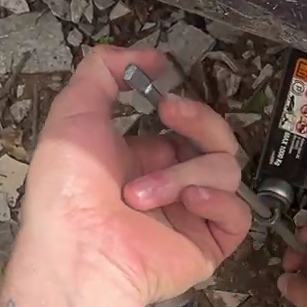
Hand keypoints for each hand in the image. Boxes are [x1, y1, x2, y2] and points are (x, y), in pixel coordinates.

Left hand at [17, 46, 252, 303]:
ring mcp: (192, 218)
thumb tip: (151, 56)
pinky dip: (218, 201)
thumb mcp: (73, 112)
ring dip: (185, 173)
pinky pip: (238, 214)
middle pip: (217, 143)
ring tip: (142, 195)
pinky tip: (189, 203)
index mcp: (141, 161)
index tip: (164, 99)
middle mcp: (170, 188)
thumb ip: (104, 70)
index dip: (185, 111)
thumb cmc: (67, 190)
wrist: (80, 250)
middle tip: (169, 114)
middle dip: (199, 122)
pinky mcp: (209, 245)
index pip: (186, 129)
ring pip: (226, 172)